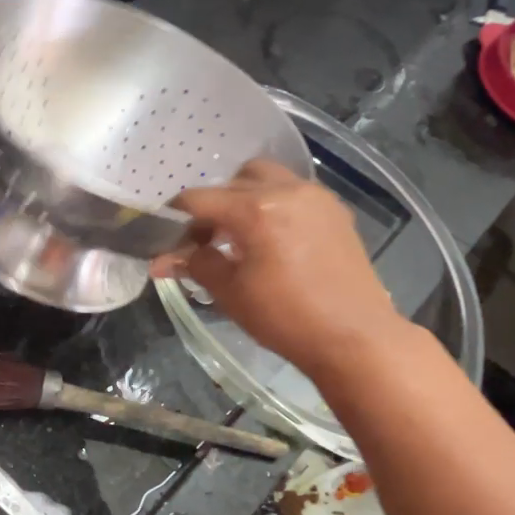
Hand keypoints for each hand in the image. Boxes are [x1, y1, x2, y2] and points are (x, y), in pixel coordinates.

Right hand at [150, 160, 412, 377]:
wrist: (353, 336)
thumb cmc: (284, 317)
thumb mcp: (229, 292)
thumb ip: (194, 265)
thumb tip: (161, 260)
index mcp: (256, 210)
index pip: (198, 199)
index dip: (173, 217)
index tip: (163, 240)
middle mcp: (287, 190)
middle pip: (231, 183)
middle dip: (209, 208)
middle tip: (200, 243)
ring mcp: (315, 197)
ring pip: (265, 178)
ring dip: (241, 199)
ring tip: (236, 237)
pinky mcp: (334, 210)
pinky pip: (291, 191)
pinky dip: (270, 204)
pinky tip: (267, 241)